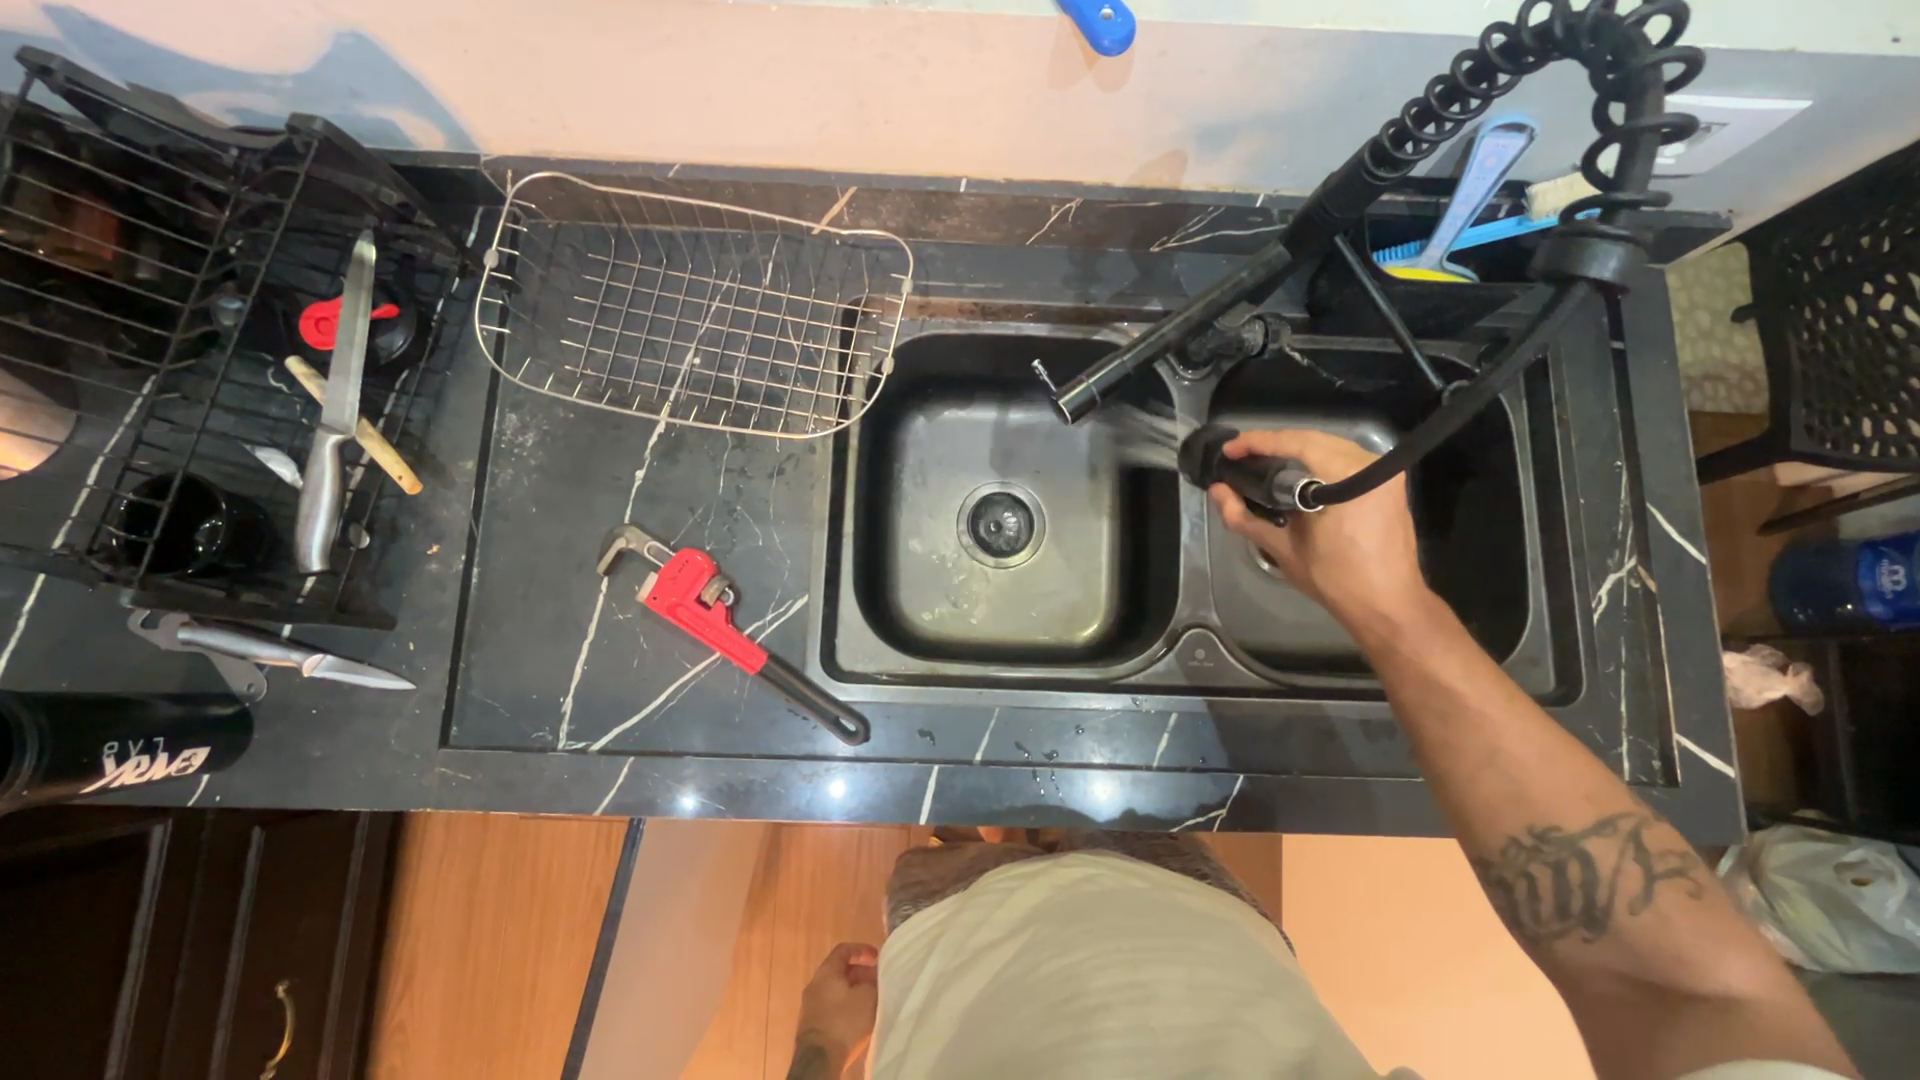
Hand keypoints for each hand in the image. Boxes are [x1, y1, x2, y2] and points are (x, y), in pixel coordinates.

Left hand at [788, 942, 878, 1078]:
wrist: (819, 1060)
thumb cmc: (844, 1022)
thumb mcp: (867, 997)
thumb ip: (873, 982)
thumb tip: (875, 978)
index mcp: (826, 972)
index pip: (844, 950)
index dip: (862, 950)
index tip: (877, 957)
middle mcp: (815, 984)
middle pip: (840, 970)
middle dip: (861, 973)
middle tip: (878, 980)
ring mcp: (811, 1005)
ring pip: (837, 990)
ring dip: (855, 991)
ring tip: (872, 1000)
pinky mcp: (813, 1024)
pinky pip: (832, 1006)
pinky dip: (847, 1006)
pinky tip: (859, 1018)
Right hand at [1207, 429, 1428, 630]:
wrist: (1387, 604)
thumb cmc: (1335, 579)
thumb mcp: (1282, 548)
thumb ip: (1244, 517)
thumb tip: (1217, 491)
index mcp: (1348, 477)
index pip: (1296, 443)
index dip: (1257, 442)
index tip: (1229, 450)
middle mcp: (1370, 466)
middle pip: (1313, 439)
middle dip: (1274, 444)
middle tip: (1241, 455)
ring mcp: (1383, 473)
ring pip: (1330, 446)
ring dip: (1295, 451)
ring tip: (1262, 463)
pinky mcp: (1388, 484)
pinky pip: (1345, 459)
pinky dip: (1317, 462)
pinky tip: (1294, 474)